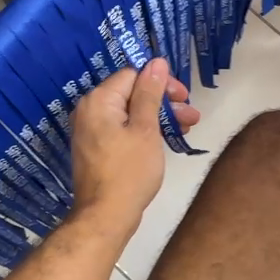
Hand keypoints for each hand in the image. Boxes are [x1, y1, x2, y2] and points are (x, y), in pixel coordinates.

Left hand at [69, 59, 199, 232]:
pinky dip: (142, 132)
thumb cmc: (129, 172)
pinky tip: (163, 140)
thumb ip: (150, 94)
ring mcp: (89, 133)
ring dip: (157, 118)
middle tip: (191, 115)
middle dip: (163, 102)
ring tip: (186, 128)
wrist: (106, 217)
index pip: (132, 76)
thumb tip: (155, 63)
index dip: (160, 83)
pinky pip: (120, 132)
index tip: (183, 98)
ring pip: (128, 115)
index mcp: (99, 101)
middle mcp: (88, 112)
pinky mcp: (95, 151)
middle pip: (130, 95)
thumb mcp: (146, 130)